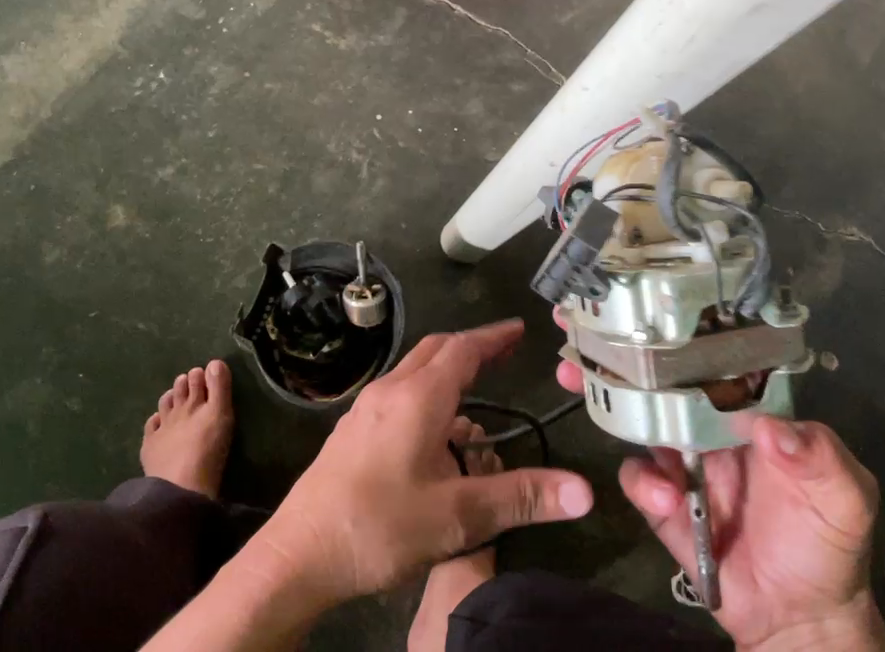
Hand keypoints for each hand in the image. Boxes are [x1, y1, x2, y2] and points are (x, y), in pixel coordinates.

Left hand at [251, 319, 595, 604]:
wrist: (300, 553)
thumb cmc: (381, 526)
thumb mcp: (459, 517)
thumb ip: (521, 498)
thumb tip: (584, 492)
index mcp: (417, 399)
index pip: (462, 350)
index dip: (493, 338)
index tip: (520, 329)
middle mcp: (389, 392)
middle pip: (434, 350)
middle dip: (471, 345)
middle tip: (505, 351)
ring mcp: (365, 410)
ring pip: (412, 369)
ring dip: (446, 367)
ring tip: (476, 385)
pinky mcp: (351, 431)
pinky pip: (397, 391)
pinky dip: (425, 388)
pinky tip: (434, 424)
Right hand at [554, 310, 884, 651]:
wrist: (796, 618)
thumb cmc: (827, 545)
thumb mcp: (844, 496)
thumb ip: (819, 456)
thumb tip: (770, 426)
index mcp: (749, 409)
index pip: (711, 357)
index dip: (678, 330)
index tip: (645, 304)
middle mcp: (708, 423)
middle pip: (658, 377)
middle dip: (618, 350)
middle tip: (577, 326)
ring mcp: (680, 459)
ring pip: (634, 415)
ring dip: (604, 394)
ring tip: (574, 375)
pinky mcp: (659, 499)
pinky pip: (636, 476)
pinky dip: (644, 484)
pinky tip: (667, 502)